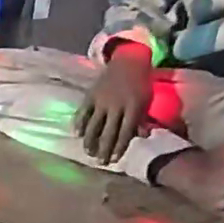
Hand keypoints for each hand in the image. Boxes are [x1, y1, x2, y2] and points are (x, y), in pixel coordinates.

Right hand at [80, 43, 154, 164]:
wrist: (128, 60)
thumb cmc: (140, 82)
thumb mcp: (147, 100)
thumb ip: (142, 119)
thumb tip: (140, 137)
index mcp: (133, 107)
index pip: (125, 132)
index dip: (119, 147)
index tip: (114, 160)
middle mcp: (116, 106)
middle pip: (108, 132)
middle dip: (104, 149)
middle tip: (100, 162)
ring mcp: (101, 101)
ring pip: (93, 126)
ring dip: (90, 141)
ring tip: (88, 152)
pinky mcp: (90, 96)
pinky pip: (83, 113)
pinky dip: (79, 124)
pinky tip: (76, 135)